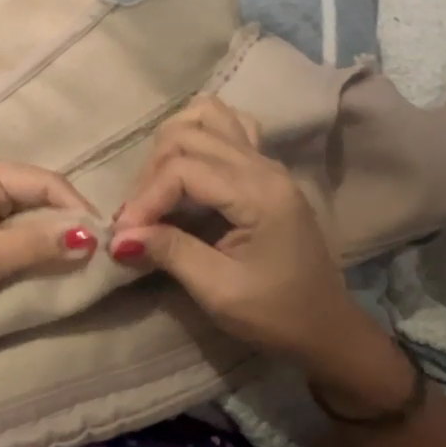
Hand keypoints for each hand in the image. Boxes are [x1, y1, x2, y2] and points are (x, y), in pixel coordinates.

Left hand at [0, 155, 99, 359]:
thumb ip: (37, 244)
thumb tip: (92, 238)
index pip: (47, 182)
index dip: (79, 211)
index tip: (106, 243)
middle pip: (46, 193)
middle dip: (73, 221)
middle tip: (102, 253)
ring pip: (38, 210)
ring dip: (60, 233)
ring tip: (87, 258)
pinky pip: (26, 223)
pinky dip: (43, 241)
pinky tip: (60, 258)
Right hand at [108, 98, 377, 377]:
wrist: (326, 329)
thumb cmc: (276, 314)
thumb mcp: (219, 291)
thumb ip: (169, 252)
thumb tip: (118, 237)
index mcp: (260, 193)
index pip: (183, 169)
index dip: (145, 198)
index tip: (123, 235)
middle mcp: (265, 166)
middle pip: (189, 135)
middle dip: (151, 173)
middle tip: (137, 218)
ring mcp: (267, 163)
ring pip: (207, 116)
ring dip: (171, 144)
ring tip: (156, 187)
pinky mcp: (263, 170)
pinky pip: (226, 127)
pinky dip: (197, 136)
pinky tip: (185, 167)